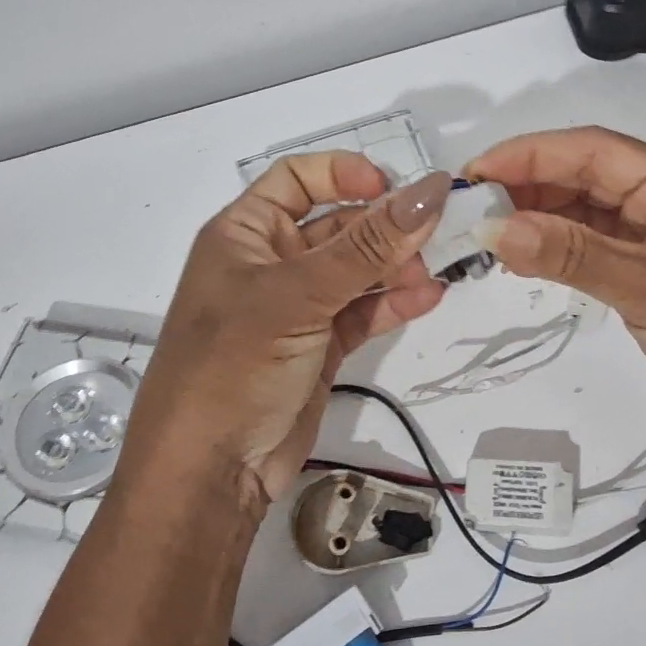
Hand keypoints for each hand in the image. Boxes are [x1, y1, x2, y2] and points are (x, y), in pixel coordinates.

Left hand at [126, 155, 451, 506]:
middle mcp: (270, 262)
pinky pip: (363, 312)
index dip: (344, 173)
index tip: (392, 189)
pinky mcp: (320, 347)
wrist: (209, 472)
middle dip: (384, 227)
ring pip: (356, 270)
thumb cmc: (235, 366)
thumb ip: (368, 246)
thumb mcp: (299, 297)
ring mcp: (297, 307)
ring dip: (396, 266)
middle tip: (435, 235)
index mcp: (244, 233)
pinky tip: (429, 298)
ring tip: (433, 274)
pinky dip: (394, 303)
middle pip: (337, 224)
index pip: (297, 179)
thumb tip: (430, 190)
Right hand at [466, 128, 645, 467]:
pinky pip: (589, 246)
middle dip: (527, 185)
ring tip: (484, 233)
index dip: (531, 155)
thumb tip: (494, 229)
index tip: (474, 173)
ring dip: (536, 217)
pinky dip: (553, 249)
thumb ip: (574, 256)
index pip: (594, 151)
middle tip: (468, 209)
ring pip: (583, 211)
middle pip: (584, 176)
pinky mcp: (644, 275)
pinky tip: (520, 258)